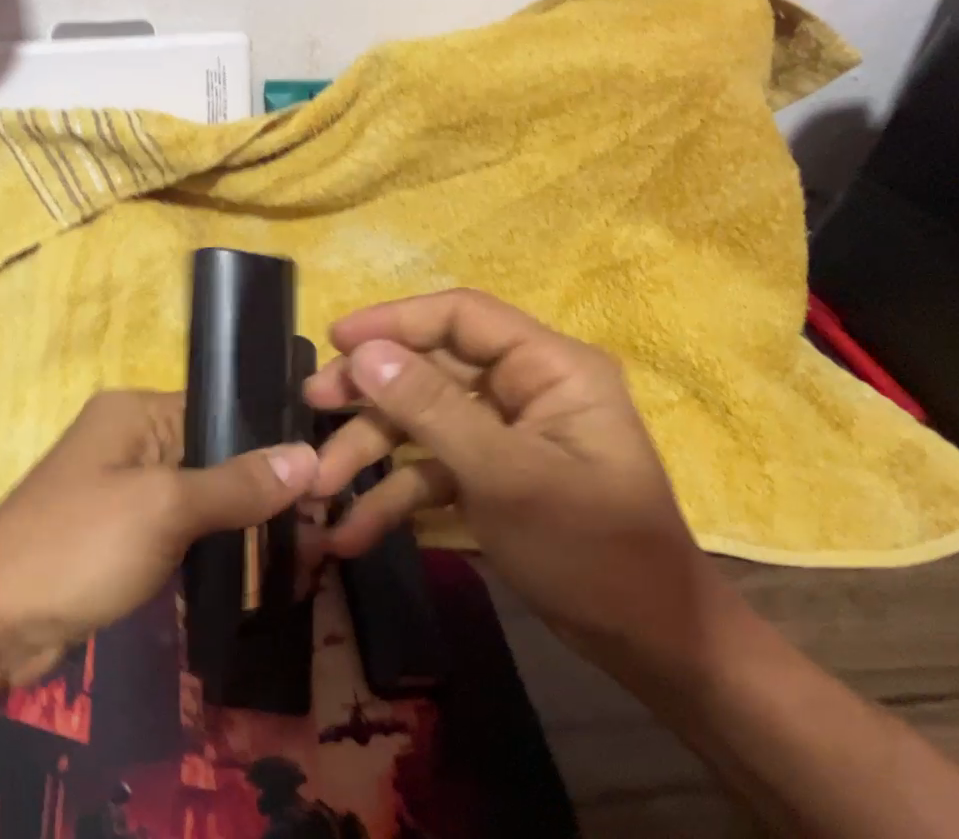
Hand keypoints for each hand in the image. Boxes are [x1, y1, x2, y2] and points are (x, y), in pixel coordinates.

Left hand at [0, 390, 317, 684]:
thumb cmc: (77, 547)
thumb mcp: (164, 509)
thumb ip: (237, 485)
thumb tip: (309, 457)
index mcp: (134, 411)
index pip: (221, 411)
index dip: (272, 443)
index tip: (329, 477)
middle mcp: (129, 440)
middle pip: (214, 455)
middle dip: (264, 489)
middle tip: (325, 523)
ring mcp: (122, 490)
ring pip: (200, 497)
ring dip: (241, 522)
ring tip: (305, 548)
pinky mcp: (120, 536)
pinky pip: (179, 530)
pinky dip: (212, 546)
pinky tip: (254, 566)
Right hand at [305, 289, 727, 660]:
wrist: (646, 641)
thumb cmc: (590, 548)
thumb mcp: (505, 476)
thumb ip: (431, 410)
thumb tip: (363, 354)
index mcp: (549, 369)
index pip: (461, 317)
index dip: (395, 321)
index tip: (334, 340)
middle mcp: (524, 391)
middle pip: (429, 370)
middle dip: (370, 395)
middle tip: (312, 405)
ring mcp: (504, 437)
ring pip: (420, 425)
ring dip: (369, 455)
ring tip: (319, 490)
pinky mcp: (489, 478)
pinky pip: (430, 472)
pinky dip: (394, 498)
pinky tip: (354, 532)